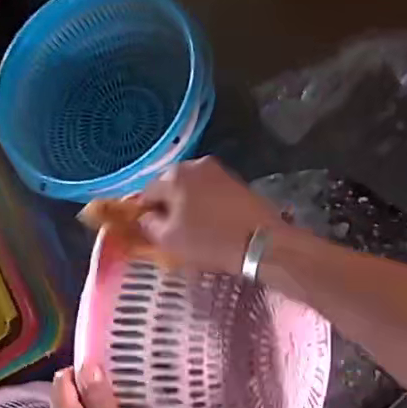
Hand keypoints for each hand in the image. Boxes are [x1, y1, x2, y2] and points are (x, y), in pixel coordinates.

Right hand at [136, 158, 287, 275]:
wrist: (262, 243)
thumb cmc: (209, 241)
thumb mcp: (169, 240)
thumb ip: (149, 225)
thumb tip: (146, 217)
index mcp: (173, 176)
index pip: (146, 193)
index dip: (145, 213)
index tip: (150, 230)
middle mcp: (194, 165)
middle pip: (169, 186)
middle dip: (167, 205)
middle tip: (170, 230)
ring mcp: (217, 170)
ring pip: (190, 187)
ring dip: (186, 204)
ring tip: (191, 227)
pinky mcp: (235, 180)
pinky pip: (209, 190)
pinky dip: (204, 203)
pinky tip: (209, 221)